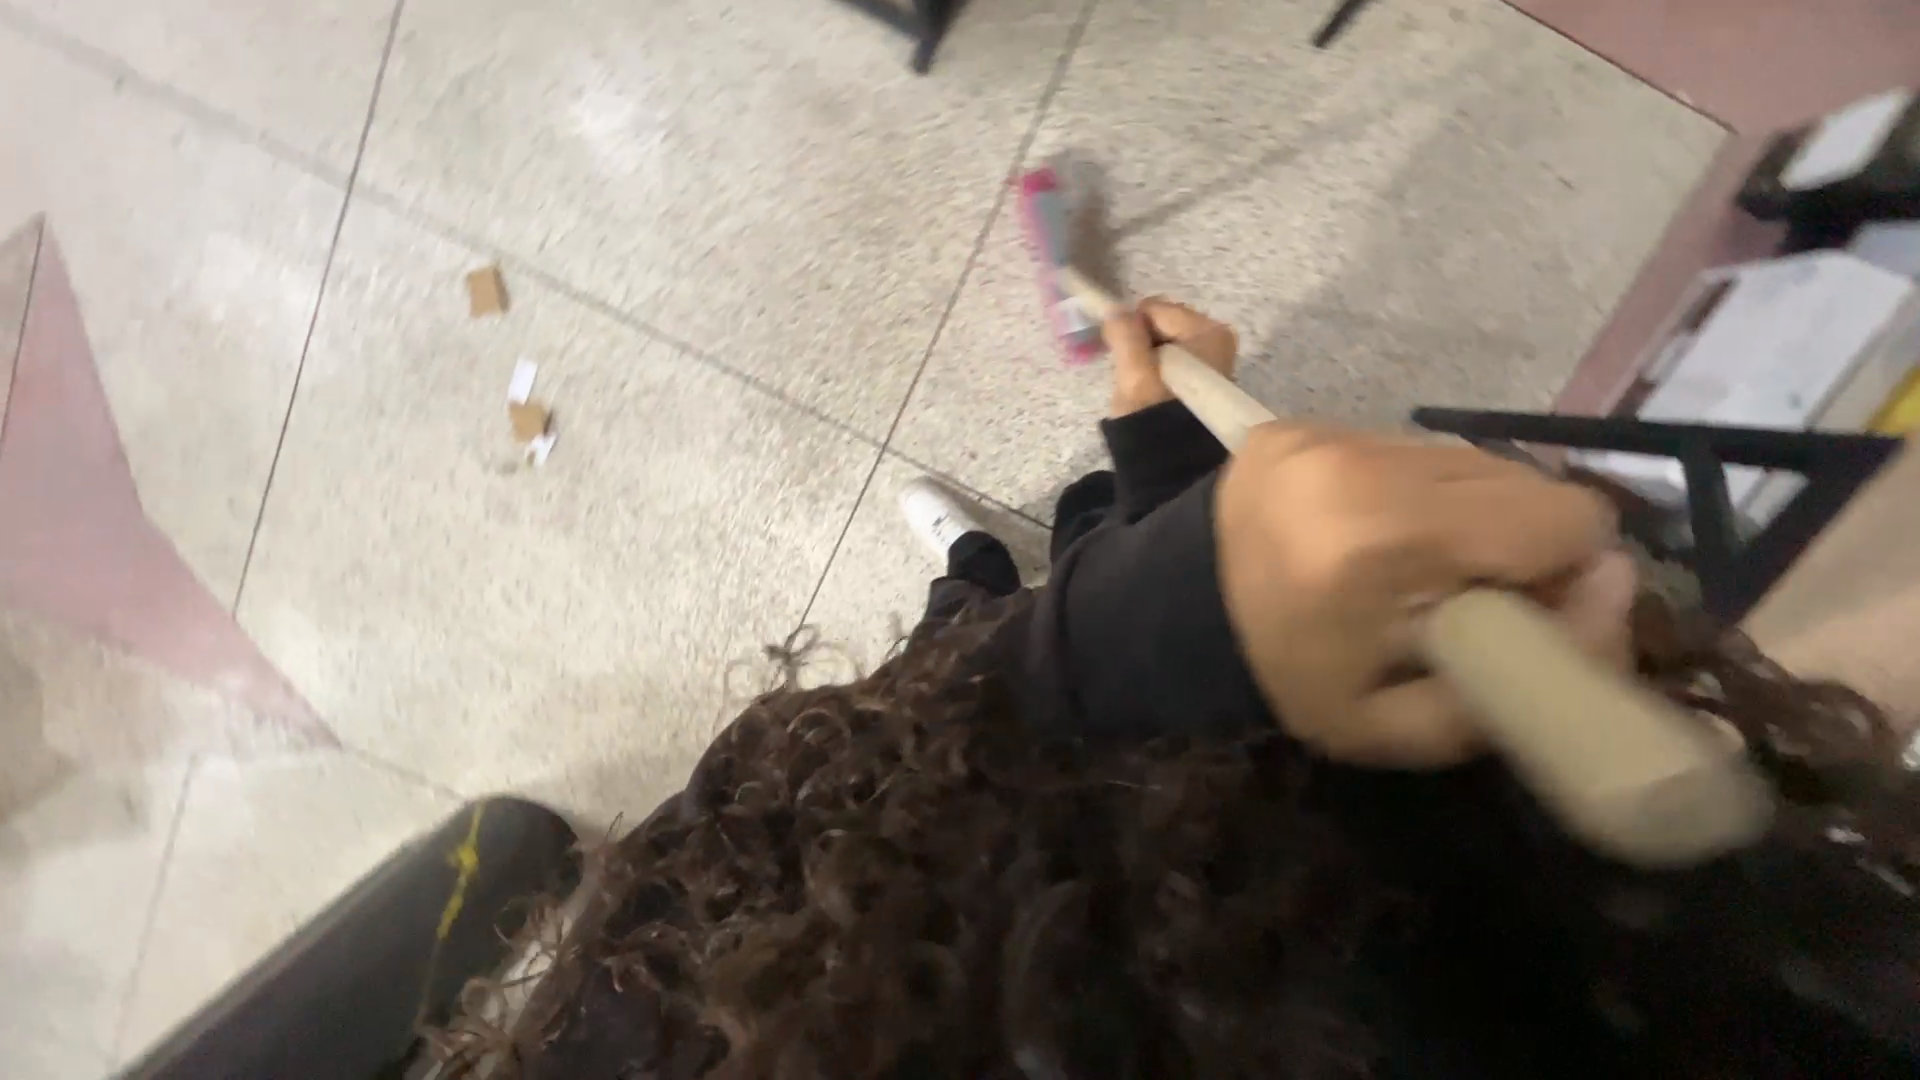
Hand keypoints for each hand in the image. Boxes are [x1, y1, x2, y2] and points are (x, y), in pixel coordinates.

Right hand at [1104, 297, 1237, 416]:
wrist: (1176, 464)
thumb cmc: (1156, 416)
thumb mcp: (1135, 374)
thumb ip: (1124, 335)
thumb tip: (1115, 310)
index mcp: (1208, 330)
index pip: (1153, 309)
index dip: (1130, 329)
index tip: (1118, 356)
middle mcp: (1219, 339)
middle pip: (1162, 325)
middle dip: (1141, 345)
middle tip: (1131, 376)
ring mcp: (1216, 361)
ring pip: (1165, 346)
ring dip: (1147, 362)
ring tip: (1142, 390)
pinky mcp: (1206, 383)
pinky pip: (1174, 364)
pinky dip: (1159, 375)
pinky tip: (1153, 397)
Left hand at [1214, 425, 1636, 767]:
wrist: (1175, 618)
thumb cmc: (1286, 677)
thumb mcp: (1404, 725)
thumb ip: (1532, 675)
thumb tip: (1614, 585)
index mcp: (1381, 539)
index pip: (1563, 518)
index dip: (1566, 571)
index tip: (1519, 607)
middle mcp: (1354, 464)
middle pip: (1520, 477)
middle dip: (1514, 538)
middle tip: (1459, 587)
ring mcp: (1322, 433)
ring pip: (1464, 458)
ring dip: (1460, 510)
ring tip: (1404, 559)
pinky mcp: (1298, 423)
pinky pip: (1402, 447)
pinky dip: (1408, 489)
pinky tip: (1365, 530)